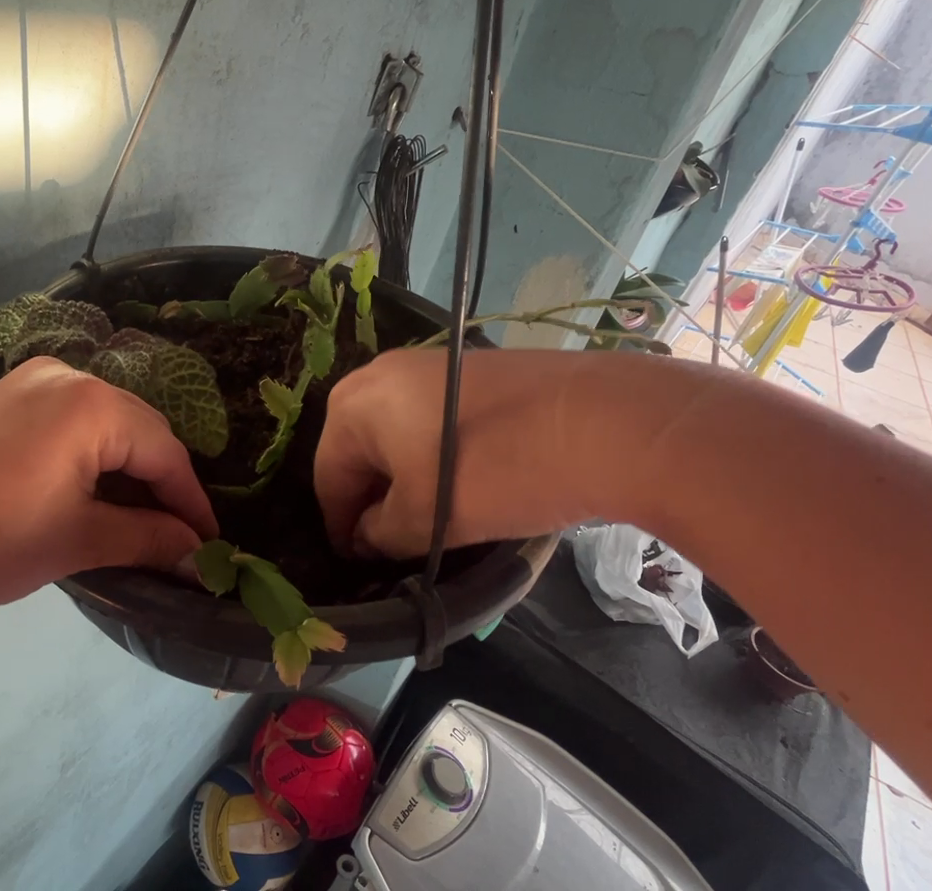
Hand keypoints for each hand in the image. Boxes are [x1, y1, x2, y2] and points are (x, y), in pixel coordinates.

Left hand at [0, 358, 218, 643]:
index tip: (210, 545)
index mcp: (90, 401)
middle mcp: (62, 374)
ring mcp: (24, 383)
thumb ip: (149, 539)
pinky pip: (64, 422)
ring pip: (99, 423)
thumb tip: (198, 554)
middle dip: (159, 482)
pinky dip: (87, 457)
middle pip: (134, 428)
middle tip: (175, 537)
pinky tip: (88, 495)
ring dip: (123, 469)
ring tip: (135, 523)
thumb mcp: (79, 540)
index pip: (164, 450)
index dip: (191, 501)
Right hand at [314, 348, 662, 558]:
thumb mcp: (425, 520)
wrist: (603, 421)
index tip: (361, 566)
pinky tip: (466, 484)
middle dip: (374, 501)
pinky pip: (430, 420)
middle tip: (399, 546)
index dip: (342, 529)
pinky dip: (435, 456)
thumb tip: (366, 535)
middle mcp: (378, 374)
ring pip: (396, 436)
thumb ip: (378, 533)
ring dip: (406, 480)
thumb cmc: (493, 473)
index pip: (328, 479)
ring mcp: (425, 365)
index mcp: (352, 405)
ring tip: (435, 520)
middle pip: (360, 452)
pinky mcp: (467, 368)